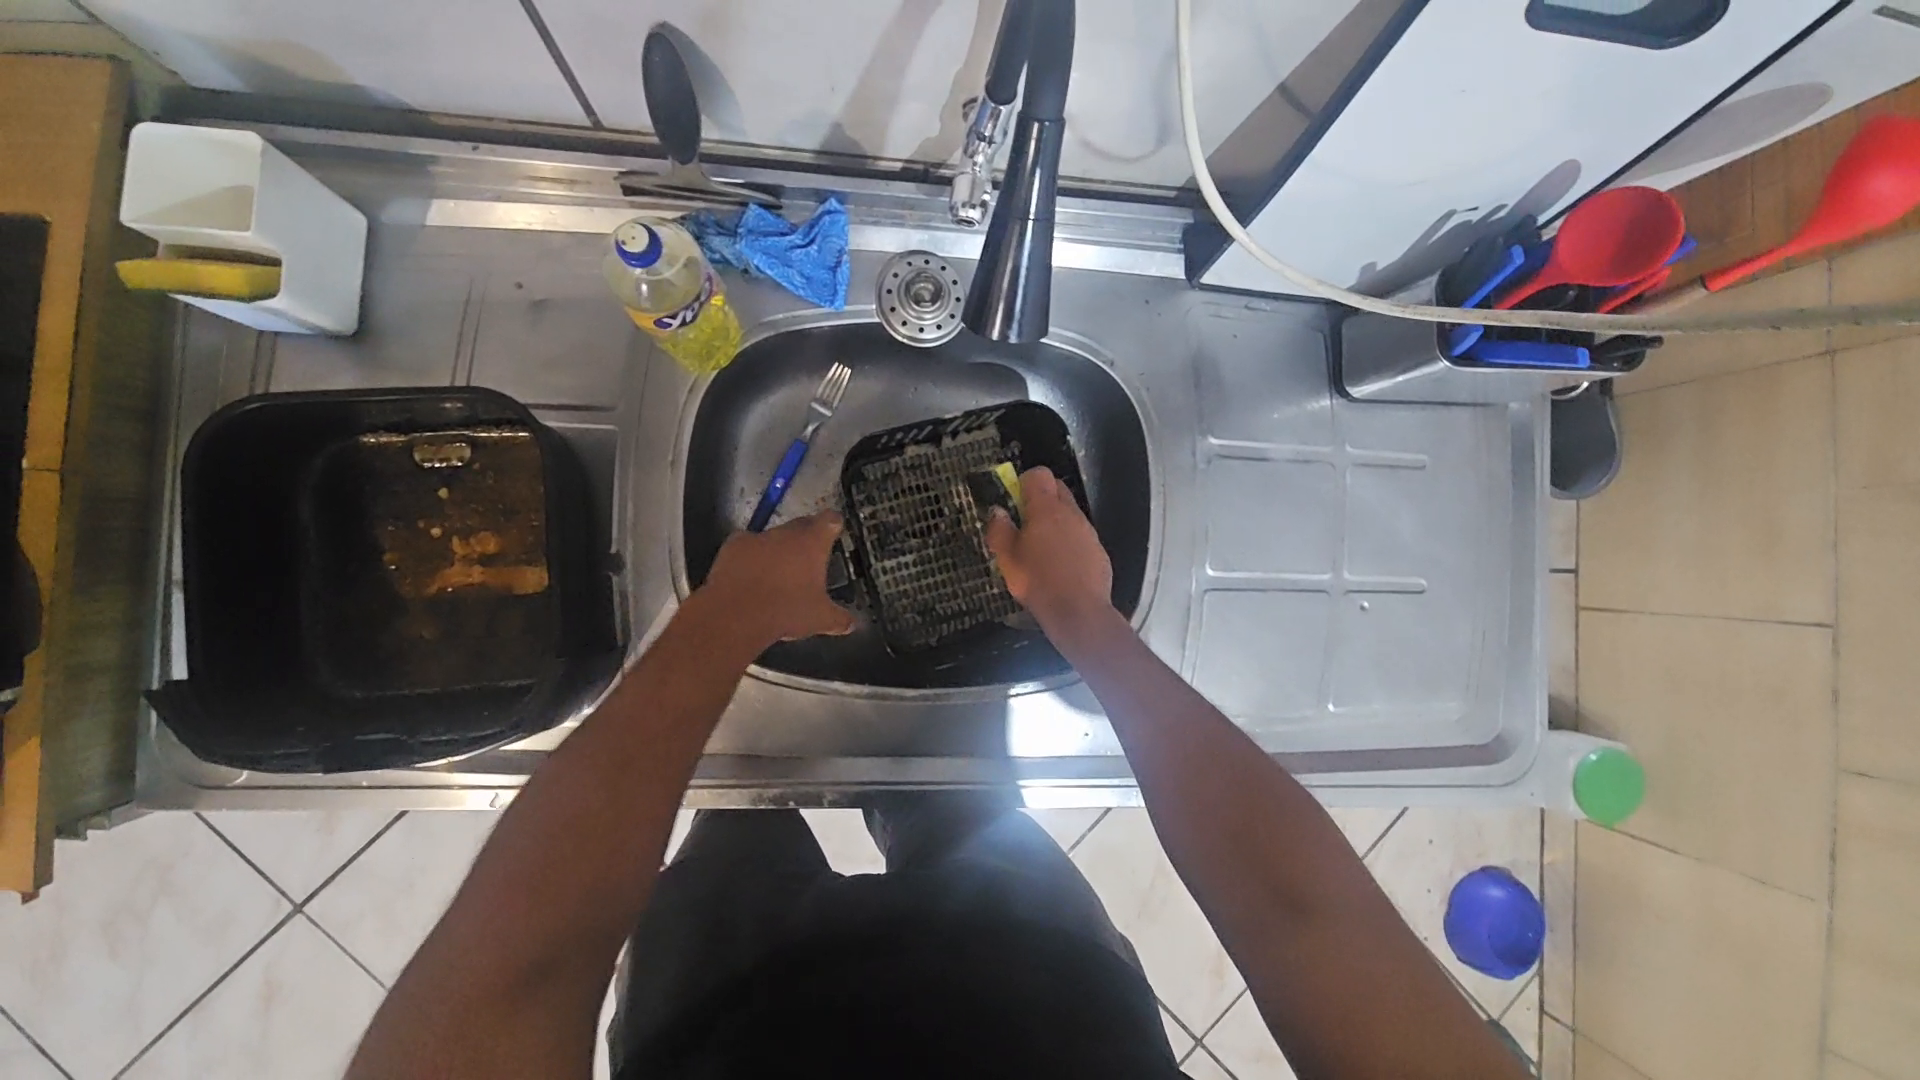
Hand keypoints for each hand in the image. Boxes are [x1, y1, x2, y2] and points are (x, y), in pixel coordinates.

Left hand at [697, 512, 855, 649]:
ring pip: (773, 537)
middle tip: (809, 558)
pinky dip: (751, 557)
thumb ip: (838, 618)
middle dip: (806, 538)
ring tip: (777, 573)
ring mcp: (757, 537)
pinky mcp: (732, 546)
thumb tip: (851, 624)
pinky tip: (750, 577)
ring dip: (777, 549)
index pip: (830, 520)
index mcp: (813, 543)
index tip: (835, 529)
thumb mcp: (820, 619)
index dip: (834, 524)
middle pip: (801, 524)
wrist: (736, 614)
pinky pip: (747, 546)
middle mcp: (786, 533)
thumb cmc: (787, 611)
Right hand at [983, 466, 1116, 636]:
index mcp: (1046, 509)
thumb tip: (998, 511)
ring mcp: (1088, 531)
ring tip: (1041, 549)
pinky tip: (1060, 566)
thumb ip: (999, 530)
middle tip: (1024, 523)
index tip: (1014, 501)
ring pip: (1070, 513)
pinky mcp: (1098, 550)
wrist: (1078, 611)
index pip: (1039, 474)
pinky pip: (1080, 535)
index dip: (1024, 482)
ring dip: (1055, 521)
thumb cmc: (1037, 582)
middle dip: (1041, 498)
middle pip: (1057, 489)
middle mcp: (1071, 513)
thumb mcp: (1007, 559)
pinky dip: (1069, 542)